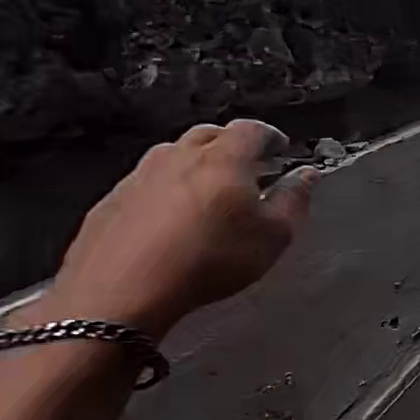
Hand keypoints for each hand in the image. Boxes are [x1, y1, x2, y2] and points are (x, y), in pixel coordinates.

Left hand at [29, 120, 317, 337]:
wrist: (123, 290)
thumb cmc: (213, 259)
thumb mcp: (274, 235)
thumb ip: (294, 199)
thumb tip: (306, 175)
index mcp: (223, 160)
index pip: (250, 129)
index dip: (271, 135)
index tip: (282, 148)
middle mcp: (179, 157)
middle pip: (209, 134)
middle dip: (234, 144)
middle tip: (252, 166)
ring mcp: (140, 175)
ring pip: (175, 153)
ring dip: (199, 162)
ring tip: (214, 189)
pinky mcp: (113, 199)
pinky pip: (149, 179)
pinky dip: (171, 185)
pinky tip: (176, 215)